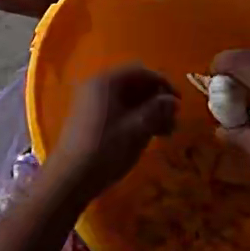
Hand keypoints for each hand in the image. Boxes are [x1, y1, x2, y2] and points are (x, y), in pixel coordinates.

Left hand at [50, 64, 178, 198]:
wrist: (70, 178)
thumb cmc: (105, 150)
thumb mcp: (136, 130)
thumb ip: (156, 111)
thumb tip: (173, 100)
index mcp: (106, 82)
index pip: (140, 72)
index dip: (163, 84)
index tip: (179, 102)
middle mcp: (97, 86)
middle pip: (133, 84)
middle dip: (155, 99)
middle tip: (172, 121)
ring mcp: (91, 102)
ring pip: (126, 99)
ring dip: (147, 110)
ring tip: (164, 132)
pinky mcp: (89, 118)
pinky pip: (117, 109)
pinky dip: (134, 118)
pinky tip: (147, 135)